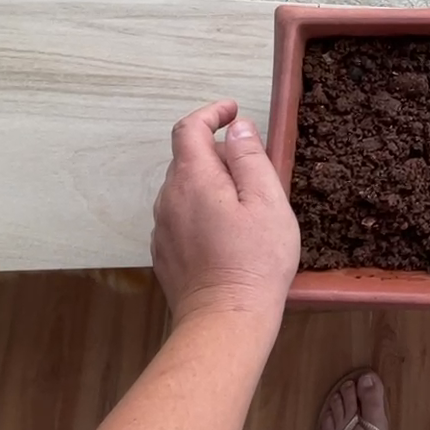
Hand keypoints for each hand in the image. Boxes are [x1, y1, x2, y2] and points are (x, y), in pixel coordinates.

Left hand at [151, 100, 299, 344]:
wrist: (225, 319)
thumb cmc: (256, 257)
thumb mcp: (267, 200)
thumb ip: (250, 158)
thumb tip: (238, 128)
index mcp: (193, 180)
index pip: (189, 129)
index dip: (211, 113)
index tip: (234, 110)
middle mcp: (168, 199)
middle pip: (186, 158)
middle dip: (217, 149)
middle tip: (255, 161)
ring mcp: (162, 228)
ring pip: (184, 188)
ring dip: (211, 180)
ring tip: (247, 198)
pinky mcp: (165, 252)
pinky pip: (182, 214)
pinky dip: (203, 205)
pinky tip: (229, 227)